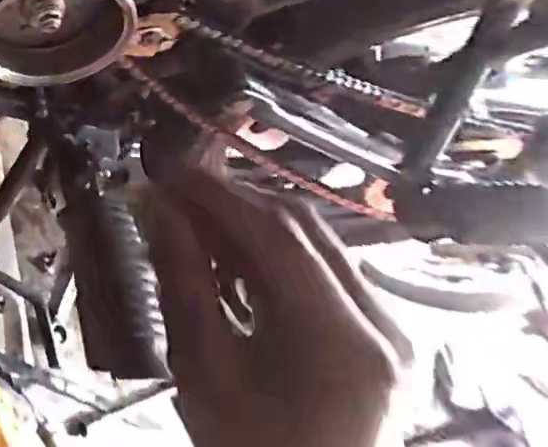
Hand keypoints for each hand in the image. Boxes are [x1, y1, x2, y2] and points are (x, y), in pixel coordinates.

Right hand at [142, 156, 410, 446]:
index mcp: (342, 343)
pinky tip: (233, 253)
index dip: (216, 194)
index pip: (276, 233)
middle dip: (230, 201)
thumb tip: (155, 204)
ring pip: (314, 238)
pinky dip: (274, 247)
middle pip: (300, 227)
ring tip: (197, 220)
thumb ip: (182, 279)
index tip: (167, 175)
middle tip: (175, 195)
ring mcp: (391, 329)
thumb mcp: (203, 371)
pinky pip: (324, 264)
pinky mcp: (383, 334)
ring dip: (251, 219)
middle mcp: (383, 326)